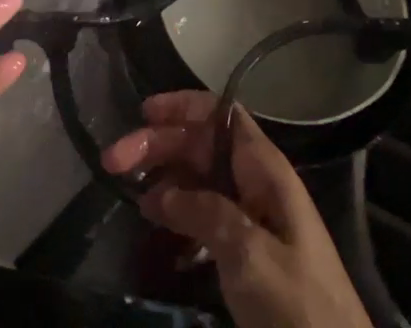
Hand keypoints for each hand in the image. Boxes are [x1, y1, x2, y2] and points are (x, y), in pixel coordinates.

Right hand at [103, 91, 370, 327]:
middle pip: (202, 145)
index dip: (184, 107)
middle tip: (113, 162)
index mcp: (265, 170)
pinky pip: (205, 213)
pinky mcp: (246, 248)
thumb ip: (206, 213)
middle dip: (159, 145)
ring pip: (200, 178)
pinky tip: (154, 224)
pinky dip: (176, 211)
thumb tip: (160, 193)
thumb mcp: (249, 254)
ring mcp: (253, 216)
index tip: (144, 113)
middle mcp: (257, 183)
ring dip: (164, 178)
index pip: (222, 116)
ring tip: (128, 192)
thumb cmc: (298, 303)